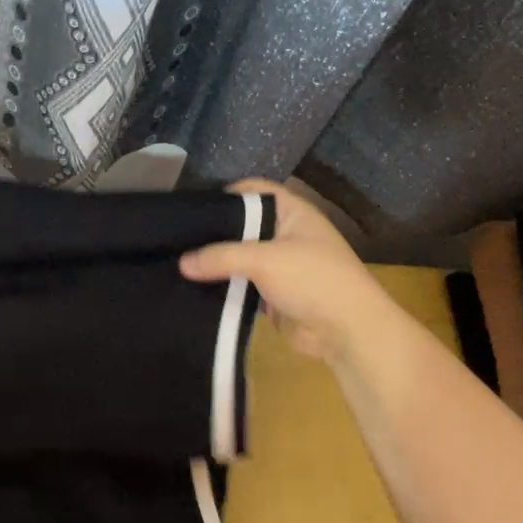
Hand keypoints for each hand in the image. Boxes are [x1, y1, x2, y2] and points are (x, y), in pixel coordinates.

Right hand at [180, 180, 390, 363]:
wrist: (346, 331)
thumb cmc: (313, 280)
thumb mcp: (266, 260)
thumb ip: (222, 257)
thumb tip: (182, 263)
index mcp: (293, 213)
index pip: (256, 191)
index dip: (227, 193)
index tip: (193, 206)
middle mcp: (286, 235)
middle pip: (244, 226)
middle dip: (214, 232)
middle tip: (176, 237)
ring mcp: (280, 266)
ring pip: (241, 258)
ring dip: (217, 263)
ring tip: (177, 262)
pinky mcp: (273, 295)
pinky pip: (242, 286)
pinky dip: (224, 287)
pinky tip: (194, 289)